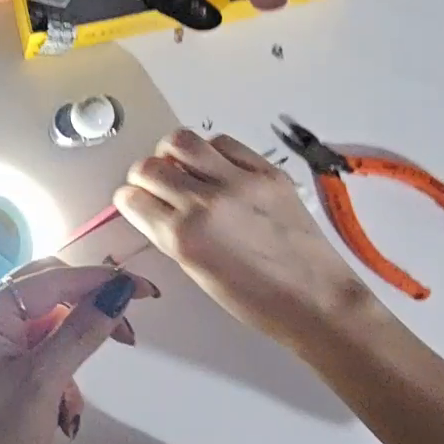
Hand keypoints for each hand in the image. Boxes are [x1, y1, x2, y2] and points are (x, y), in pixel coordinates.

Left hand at [0, 261, 157, 443]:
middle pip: (47, 292)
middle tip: (127, 338)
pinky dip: (57, 371)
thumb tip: (119, 289)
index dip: (100, 280)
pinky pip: (36, 349)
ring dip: (71, 353)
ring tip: (73, 404)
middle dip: (88, 312)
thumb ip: (81, 331)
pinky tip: (61, 412)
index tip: (145, 290)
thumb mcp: (44, 384)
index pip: (50, 278)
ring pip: (46, 323)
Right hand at [115, 128, 367, 347]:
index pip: (133, 199)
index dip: (128, 200)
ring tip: (181, 169)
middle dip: (142, 176)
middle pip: (150, 167)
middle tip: (152, 185)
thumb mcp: (197, 273)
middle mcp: (205, 202)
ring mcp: (238, 181)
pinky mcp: (267, 171)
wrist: (315, 299)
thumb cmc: (254, 301)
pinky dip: (210, 152)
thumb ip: (172, 236)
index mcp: (183, 237)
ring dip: (171, 154)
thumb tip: (157, 210)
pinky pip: (224, 143)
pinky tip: (215, 169)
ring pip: (182, 142)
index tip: (134, 202)